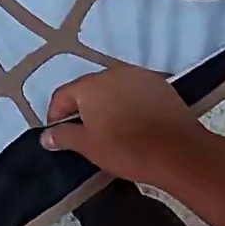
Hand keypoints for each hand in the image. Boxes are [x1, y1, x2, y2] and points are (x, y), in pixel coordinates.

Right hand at [39, 67, 224, 188]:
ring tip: (111, 130)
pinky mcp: (160, 85)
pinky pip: (134, 92)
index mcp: (90, 85)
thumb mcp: (88, 146)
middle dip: (82, 110)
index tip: (59, 136)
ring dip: (106, 106)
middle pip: (88, 90)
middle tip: (85, 135)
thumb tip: (45, 136)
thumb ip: (63, 136)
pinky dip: (128, 104)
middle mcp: (113, 73)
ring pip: (113, 90)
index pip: (62, 96)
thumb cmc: (127, 149)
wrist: (179, 152)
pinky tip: (134, 124)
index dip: (55, 116)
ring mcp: (139, 76)